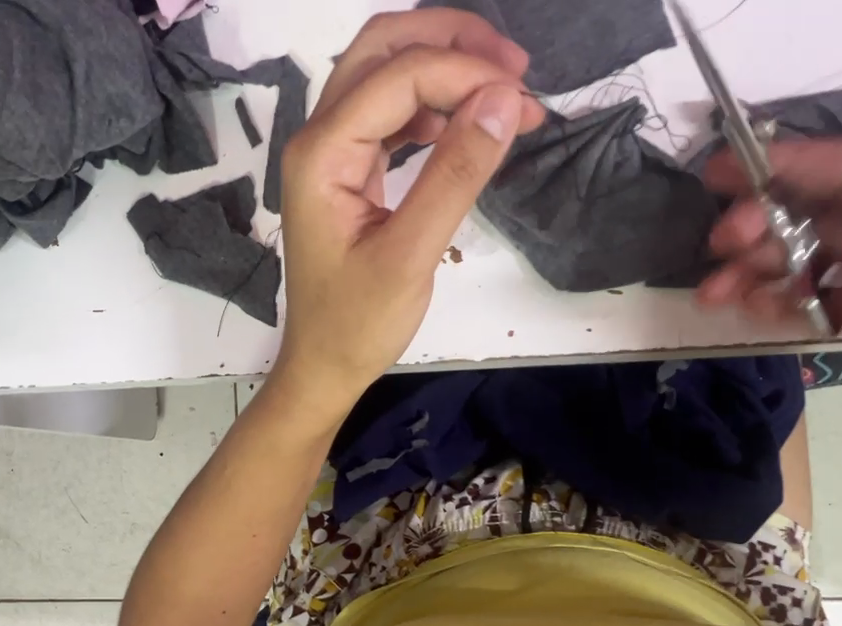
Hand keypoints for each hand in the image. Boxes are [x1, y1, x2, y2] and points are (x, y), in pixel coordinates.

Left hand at [269, 10, 547, 404]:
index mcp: (321, 156)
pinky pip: (387, 114)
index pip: (399, 76)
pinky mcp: (345, 173)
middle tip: (515, 68)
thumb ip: (455, 176)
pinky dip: (430, 105)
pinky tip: (465, 123)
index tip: (524, 101)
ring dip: (444, 67)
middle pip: (382, 49)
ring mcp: (328, 155)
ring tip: (503, 92)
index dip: (467, 73)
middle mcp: (317, 141)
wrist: (323, 366)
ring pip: (384, 74)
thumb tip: (505, 99)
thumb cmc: (357, 325)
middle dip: (451, 42)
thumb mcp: (410, 256)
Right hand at [698, 140, 841, 450]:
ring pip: (820, 252)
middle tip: (717, 248)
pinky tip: (751, 310)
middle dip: (769, 222)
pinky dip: (784, 299)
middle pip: (837, 211)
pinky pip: (826, 293)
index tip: (730, 169)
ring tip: (715, 292)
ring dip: (764, 266)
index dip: (802, 166)